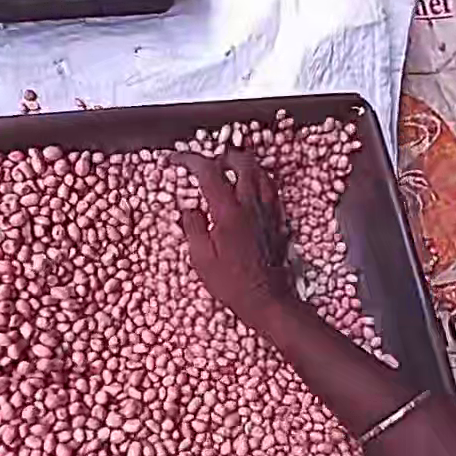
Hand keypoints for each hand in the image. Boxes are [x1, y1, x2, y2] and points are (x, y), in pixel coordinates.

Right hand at [174, 149, 299, 327]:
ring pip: (260, 172)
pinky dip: (257, 180)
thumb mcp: (202, 259)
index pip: (209, 171)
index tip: (176, 158)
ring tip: (227, 170)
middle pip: (241, 161)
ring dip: (242, 165)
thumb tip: (188, 208)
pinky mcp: (278, 220)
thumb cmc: (232, 284)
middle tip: (206, 162)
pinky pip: (270, 189)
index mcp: (228, 212)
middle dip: (221, 155)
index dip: (190, 159)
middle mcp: (251, 205)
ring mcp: (268, 211)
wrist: (268, 300)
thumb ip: (193, 227)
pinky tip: (249, 189)